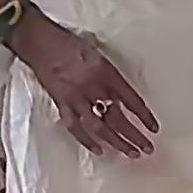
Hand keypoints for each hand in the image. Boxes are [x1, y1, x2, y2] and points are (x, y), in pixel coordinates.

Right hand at [7, 11, 159, 157]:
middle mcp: (93, 87)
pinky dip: (87, 140)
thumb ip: (114, 80)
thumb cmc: (71, 46)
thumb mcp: (100, 58)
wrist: (38, 39)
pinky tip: (100, 150)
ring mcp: (76, 97)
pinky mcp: (61, 103)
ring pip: (100, 127)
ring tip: (132, 153)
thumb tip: (127, 102)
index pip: (132, 101)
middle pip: (119, 118)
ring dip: (117, 142)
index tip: (154, 129)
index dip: (145, 117)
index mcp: (106, 74)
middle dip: (135, 136)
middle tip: (148, 149)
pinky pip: (75, 126)